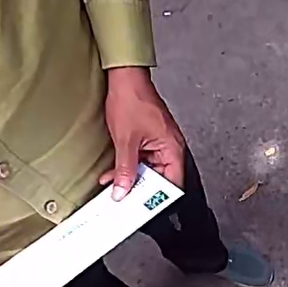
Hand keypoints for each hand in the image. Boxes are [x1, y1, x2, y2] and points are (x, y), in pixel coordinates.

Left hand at [101, 67, 187, 197]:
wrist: (123, 78)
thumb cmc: (132, 100)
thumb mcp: (126, 141)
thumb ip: (126, 169)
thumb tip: (124, 190)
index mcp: (173, 148)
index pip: (173, 183)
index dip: (159, 198)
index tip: (144, 208)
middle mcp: (170, 147)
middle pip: (160, 179)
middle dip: (141, 189)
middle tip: (127, 199)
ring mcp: (159, 143)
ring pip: (148, 170)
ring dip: (131, 178)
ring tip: (116, 187)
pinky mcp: (148, 139)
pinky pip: (141, 160)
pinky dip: (128, 167)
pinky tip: (114, 173)